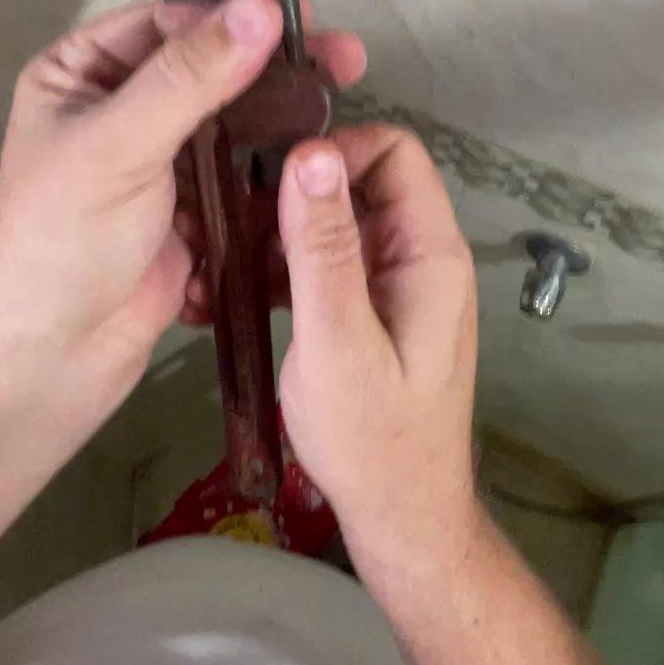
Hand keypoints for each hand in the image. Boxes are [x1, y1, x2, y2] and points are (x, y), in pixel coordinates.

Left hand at [0, 0, 365, 392]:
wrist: (57, 357)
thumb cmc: (65, 240)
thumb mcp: (120, 146)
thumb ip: (190, 77)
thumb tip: (260, 6)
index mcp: (84, 74)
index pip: (167, 24)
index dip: (231, 16)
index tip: (300, 17)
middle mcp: (122, 107)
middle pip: (209, 69)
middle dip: (271, 65)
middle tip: (344, 57)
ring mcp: (161, 160)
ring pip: (232, 120)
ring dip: (280, 112)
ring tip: (340, 101)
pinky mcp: (192, 205)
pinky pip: (241, 170)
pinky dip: (274, 163)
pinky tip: (317, 153)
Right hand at [275, 126, 481, 552]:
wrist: (400, 514)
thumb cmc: (373, 438)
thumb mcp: (338, 339)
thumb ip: (323, 247)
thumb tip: (310, 154)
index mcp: (429, 250)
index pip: (395, 152)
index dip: (337, 150)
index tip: (277, 181)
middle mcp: (420, 254)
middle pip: (364, 181)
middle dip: (303, 191)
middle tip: (241, 221)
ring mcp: (397, 281)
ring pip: (342, 219)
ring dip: (289, 229)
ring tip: (234, 255)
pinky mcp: (374, 306)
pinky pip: (333, 259)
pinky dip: (293, 262)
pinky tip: (250, 285)